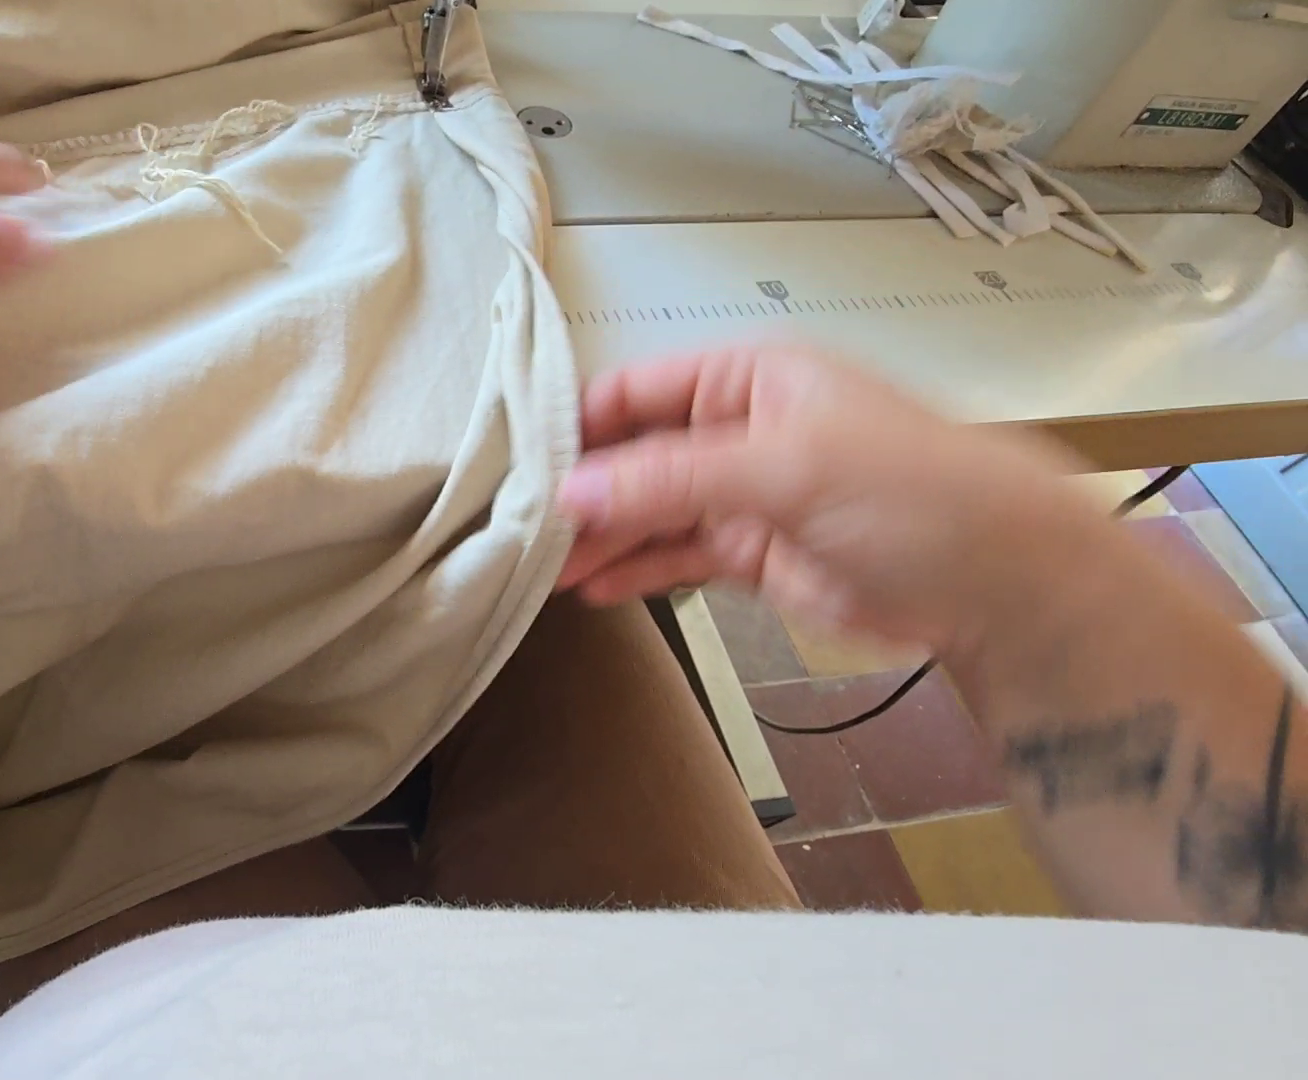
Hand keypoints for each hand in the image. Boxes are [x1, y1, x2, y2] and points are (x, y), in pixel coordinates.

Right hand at [554, 344, 1115, 655]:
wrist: (1000, 588)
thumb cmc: (915, 492)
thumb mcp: (787, 467)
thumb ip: (671, 478)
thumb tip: (572, 493)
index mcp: (744, 381)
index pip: (635, 391)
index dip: (581, 425)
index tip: (530, 466)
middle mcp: (732, 431)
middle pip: (632, 456)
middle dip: (585, 493)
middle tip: (533, 528)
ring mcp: (736, 494)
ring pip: (646, 511)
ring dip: (601, 538)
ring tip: (550, 567)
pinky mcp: (744, 551)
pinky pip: (671, 556)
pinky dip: (633, 571)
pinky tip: (594, 587)